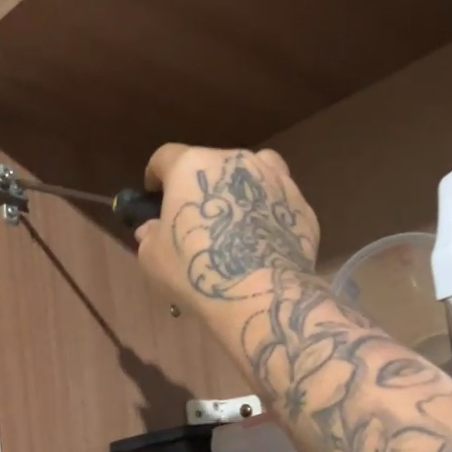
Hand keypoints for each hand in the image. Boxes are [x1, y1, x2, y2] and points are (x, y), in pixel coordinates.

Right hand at [136, 145, 321, 307]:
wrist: (263, 294)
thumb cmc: (198, 269)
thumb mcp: (154, 258)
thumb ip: (150, 235)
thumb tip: (152, 228)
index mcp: (193, 166)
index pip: (165, 157)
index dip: (156, 174)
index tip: (153, 193)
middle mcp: (237, 161)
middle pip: (211, 163)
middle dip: (201, 185)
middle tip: (196, 217)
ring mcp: (276, 179)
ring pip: (252, 173)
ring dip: (239, 190)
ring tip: (236, 221)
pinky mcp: (301, 205)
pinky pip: (277, 202)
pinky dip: (267, 213)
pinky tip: (263, 241)